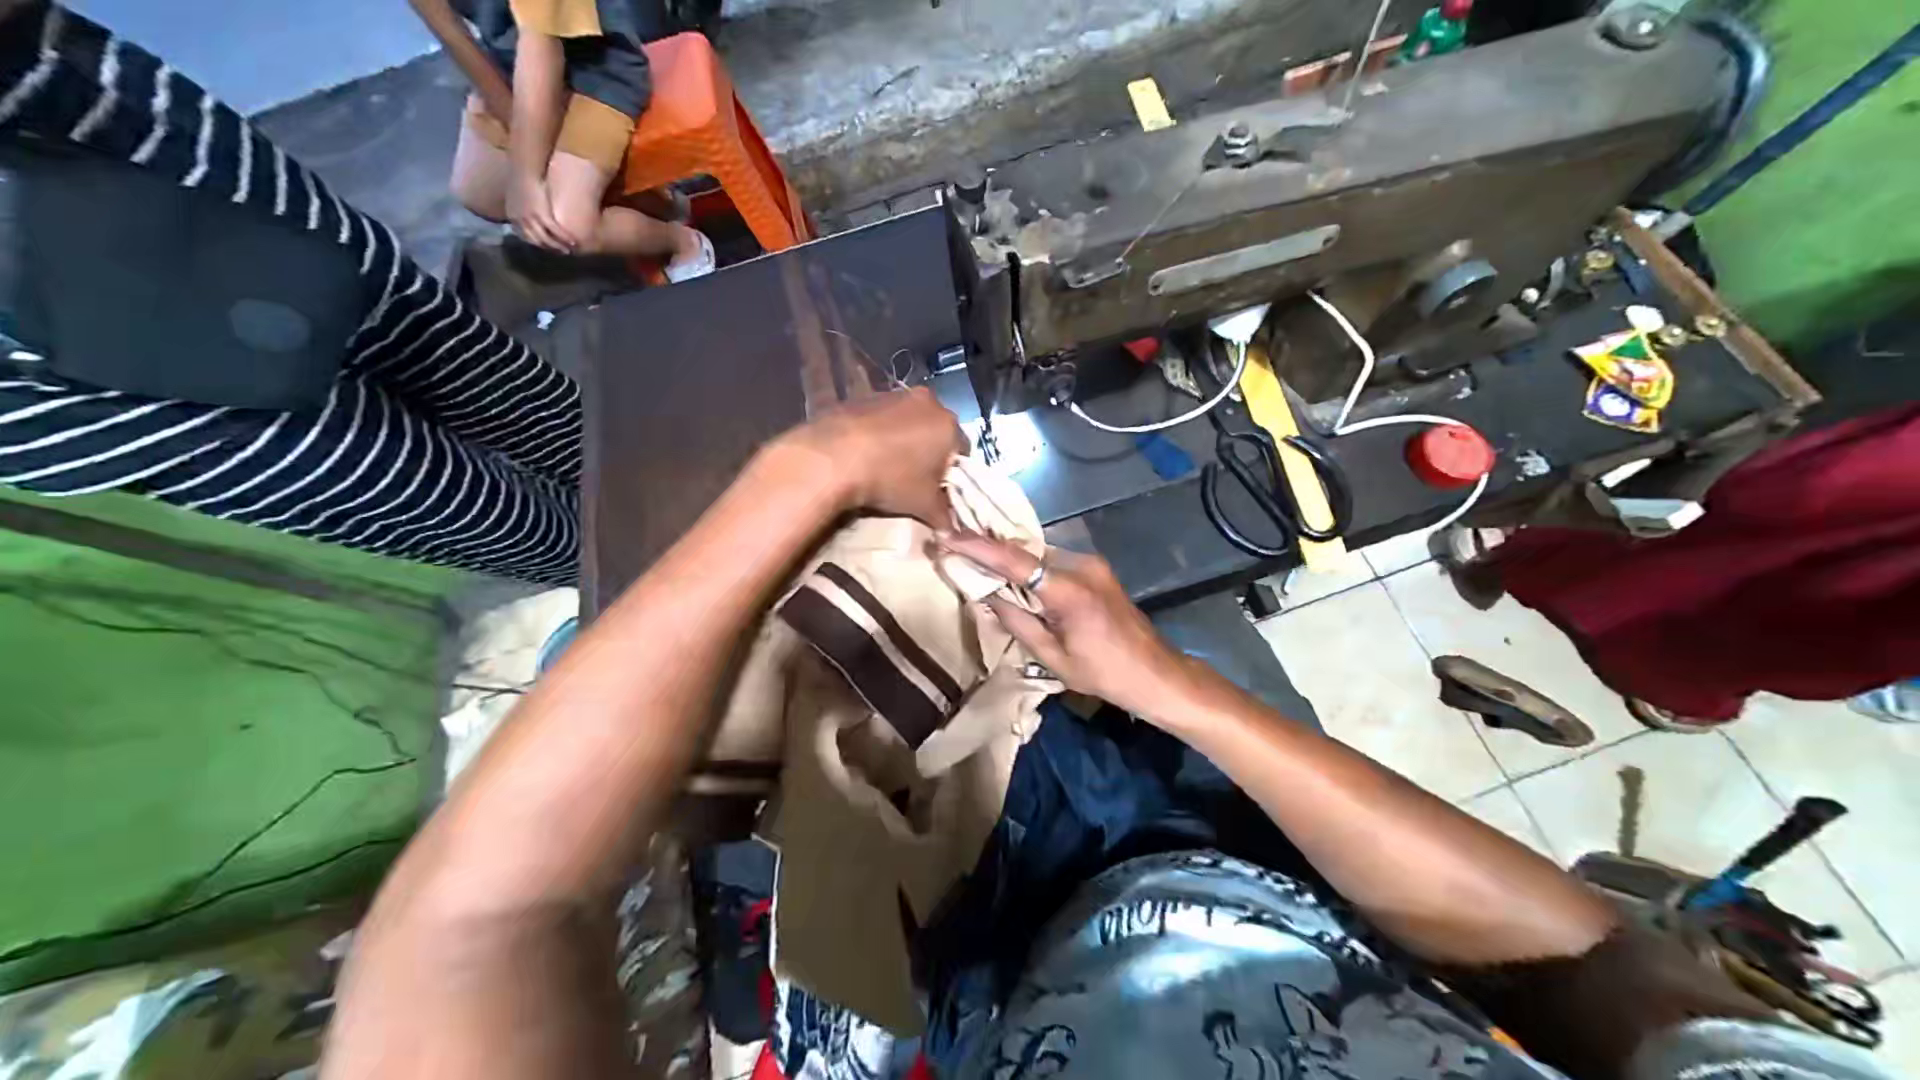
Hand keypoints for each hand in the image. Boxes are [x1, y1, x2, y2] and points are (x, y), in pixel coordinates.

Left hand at [506, 172, 576, 252]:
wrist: (525, 168)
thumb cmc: (522, 177)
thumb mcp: (516, 194)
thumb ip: (521, 205)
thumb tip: (528, 209)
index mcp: (513, 215)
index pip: (525, 236)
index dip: (537, 243)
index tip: (547, 246)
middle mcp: (521, 220)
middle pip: (537, 240)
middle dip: (549, 248)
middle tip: (561, 251)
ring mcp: (531, 219)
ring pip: (547, 239)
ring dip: (558, 246)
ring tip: (569, 249)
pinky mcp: (542, 215)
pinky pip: (555, 231)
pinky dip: (565, 238)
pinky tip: (573, 241)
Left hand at [778, 387, 964, 525]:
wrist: (833, 457)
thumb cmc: (890, 479)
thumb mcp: (922, 505)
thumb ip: (943, 515)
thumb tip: (950, 529)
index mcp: (948, 425)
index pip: (963, 450)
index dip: (952, 472)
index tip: (938, 489)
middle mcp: (927, 402)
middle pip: (935, 431)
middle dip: (929, 452)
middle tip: (914, 478)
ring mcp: (894, 395)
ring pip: (908, 421)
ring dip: (904, 440)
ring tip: (886, 466)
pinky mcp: (864, 396)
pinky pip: (881, 417)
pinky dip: (879, 433)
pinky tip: (865, 453)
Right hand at [936, 532, 1203, 720]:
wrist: (1156, 673)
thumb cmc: (1104, 674)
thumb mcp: (1052, 657)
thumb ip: (1016, 621)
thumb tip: (984, 594)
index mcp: (1069, 590)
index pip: (1013, 561)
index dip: (976, 547)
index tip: (946, 535)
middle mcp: (1081, 565)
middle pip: (1025, 551)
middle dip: (989, 548)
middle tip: (954, 546)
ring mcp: (1092, 563)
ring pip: (1039, 554)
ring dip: (1010, 559)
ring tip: (977, 563)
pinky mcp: (1097, 568)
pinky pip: (1053, 561)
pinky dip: (1031, 567)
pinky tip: (1014, 578)